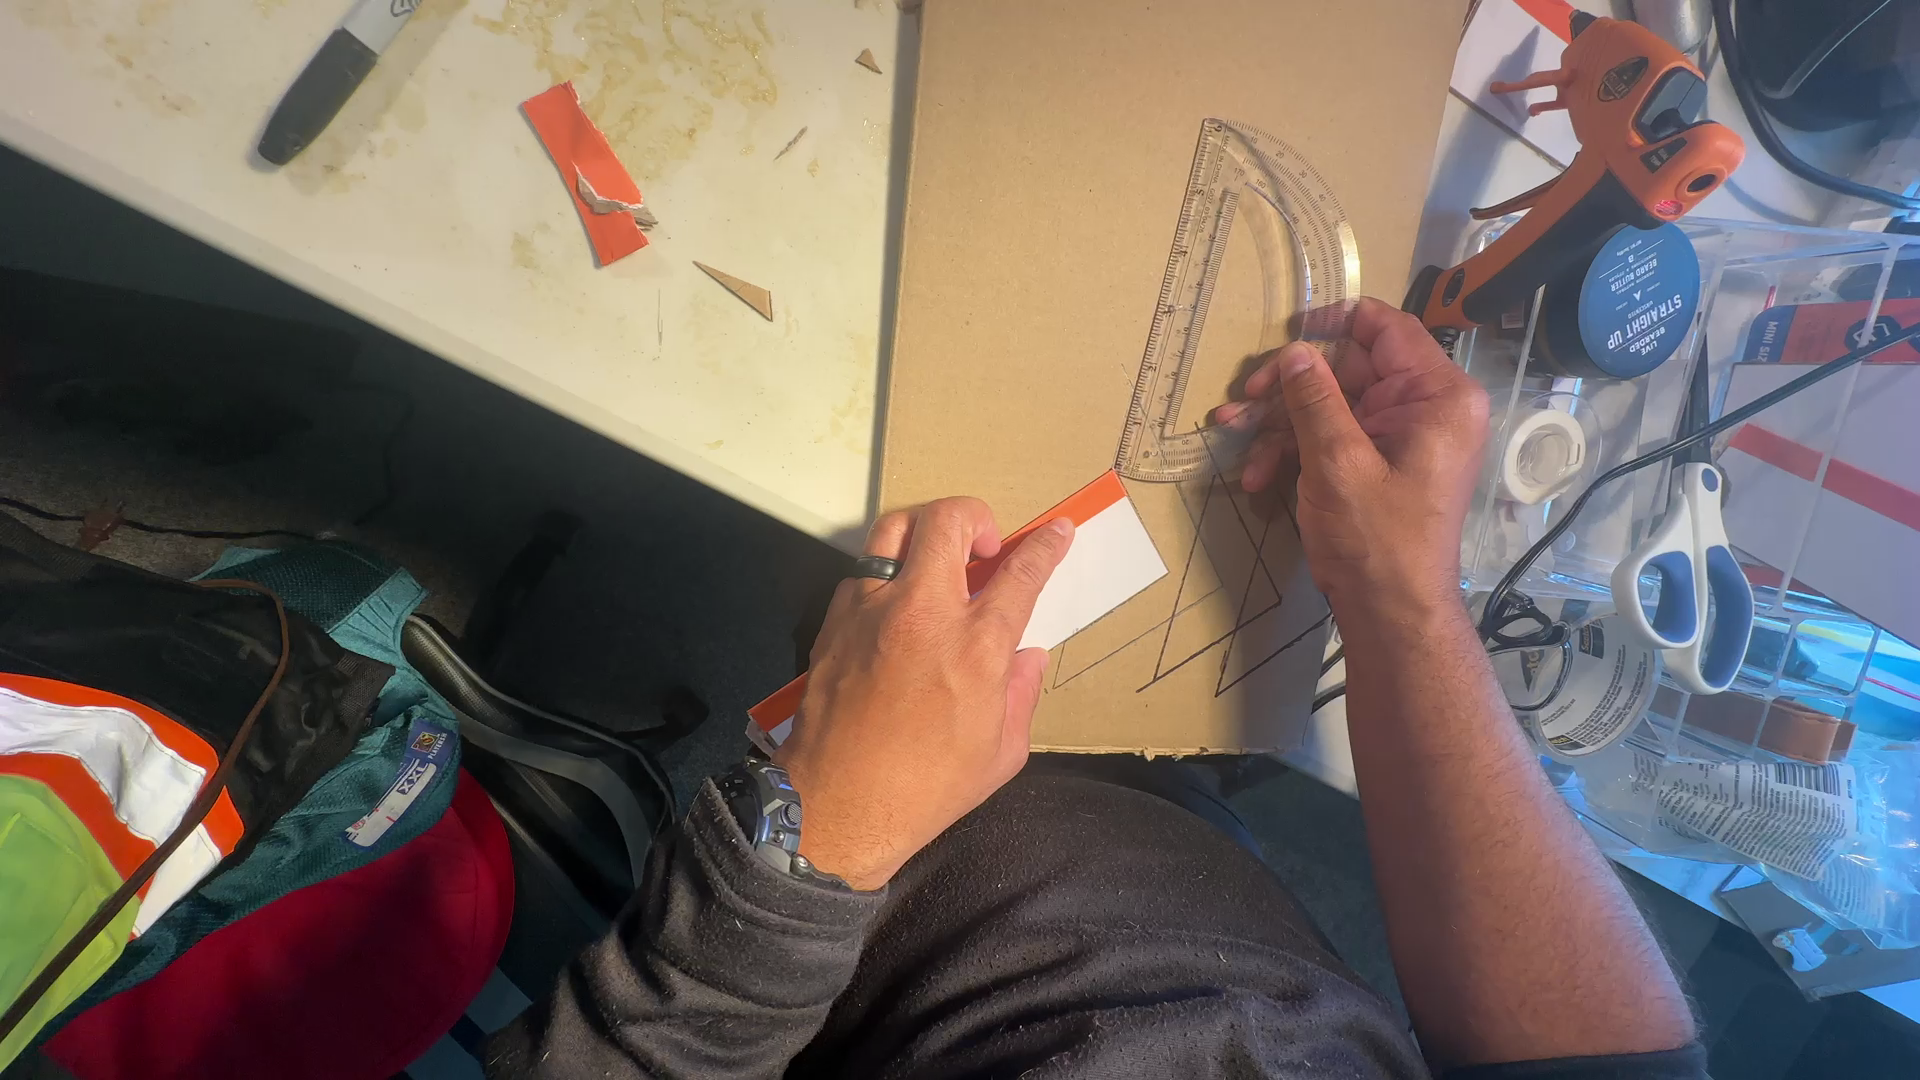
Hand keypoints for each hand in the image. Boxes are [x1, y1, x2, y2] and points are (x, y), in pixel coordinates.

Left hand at [776, 498, 1074, 890]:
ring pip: (897, 527)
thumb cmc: (928, 787)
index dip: (1045, 545)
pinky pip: (864, 569)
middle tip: (983, 546)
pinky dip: (889, 573)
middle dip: (976, 516)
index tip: (1057, 529)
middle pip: (949, 520)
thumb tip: (1028, 654)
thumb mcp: (1001, 753)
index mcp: (976, 646)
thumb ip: (1022, 693)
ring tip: (936, 559)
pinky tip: (896, 605)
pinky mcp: (836, 619)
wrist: (837, 806)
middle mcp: (924, 611)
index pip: (1020, 573)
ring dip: (926, 531)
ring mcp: (872, 608)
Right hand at [1213, 297, 1487, 616]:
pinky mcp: (1371, 464)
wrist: (1388, 608)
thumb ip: (1315, 401)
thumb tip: (1294, 351)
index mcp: (1435, 396)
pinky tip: (1255, 477)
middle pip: (1346, 372)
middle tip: (1243, 403)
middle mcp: (1420, 409)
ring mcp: (1394, 438)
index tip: (1288, 331)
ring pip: (1327, 408)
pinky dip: (1289, 454)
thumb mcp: (1338, 463)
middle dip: (1288, 389)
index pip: (1389, 330)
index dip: (1336, 322)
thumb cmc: (1376, 537)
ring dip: (1277, 425)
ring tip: (1230, 435)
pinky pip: (1327, 440)